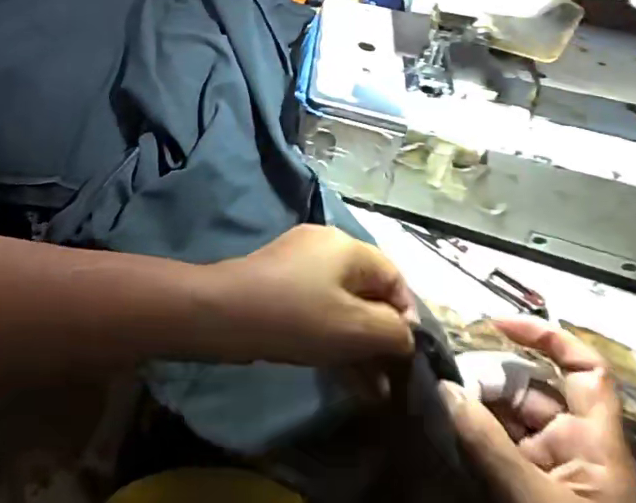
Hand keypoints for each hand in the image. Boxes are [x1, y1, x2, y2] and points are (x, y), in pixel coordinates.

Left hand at [200, 225, 417, 365]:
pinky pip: (320, 307)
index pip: (395, 277)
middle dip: (382, 336)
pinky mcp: (281, 281)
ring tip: (370, 389)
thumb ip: (394, 331)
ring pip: (343, 303)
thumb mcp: (356, 328)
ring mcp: (301, 262)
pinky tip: (342, 374)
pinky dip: (334, 335)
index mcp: (348, 246)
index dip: (408, 316)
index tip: (407, 355)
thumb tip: (406, 334)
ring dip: (360, 344)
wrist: (227, 312)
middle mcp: (327, 245)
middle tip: (389, 379)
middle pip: (368, 290)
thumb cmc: (299, 316)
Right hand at [443, 318, 635, 502]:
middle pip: (533, 391)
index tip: (497, 324)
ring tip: (439, 399)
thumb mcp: (535, 502)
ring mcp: (551, 470)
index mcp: (598, 444)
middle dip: (489, 379)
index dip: (547, 337)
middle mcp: (576, 448)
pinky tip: (447, 424)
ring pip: (510, 418)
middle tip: (446, 379)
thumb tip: (445, 389)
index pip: (585, 370)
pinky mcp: (527, 490)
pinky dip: (473, 433)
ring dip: (475, 406)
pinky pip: (498, 446)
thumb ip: (488, 445)